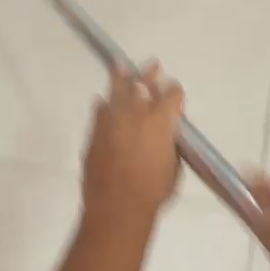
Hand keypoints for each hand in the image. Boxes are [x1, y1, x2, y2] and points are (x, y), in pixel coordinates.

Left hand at [82, 63, 183, 226]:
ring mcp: (112, 118)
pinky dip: (103, 104)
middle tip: (152, 65)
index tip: (173, 92)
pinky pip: (99, 109)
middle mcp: (137, 111)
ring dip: (121, 78)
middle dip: (149, 74)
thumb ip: (171, 143)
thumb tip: (167, 135)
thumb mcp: (174, 166)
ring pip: (117, 90)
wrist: (116, 205)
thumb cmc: (153, 190)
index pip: (172, 94)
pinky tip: (103, 101)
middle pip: (143, 83)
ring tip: (120, 67)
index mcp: (162, 119)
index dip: (174, 92)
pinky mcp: (94, 129)